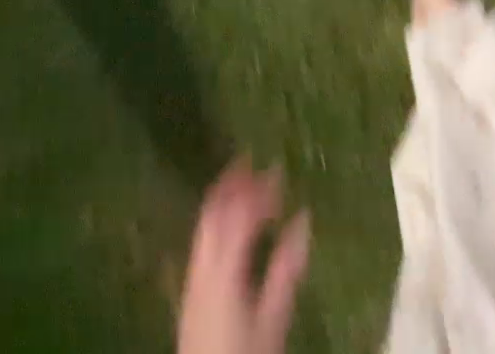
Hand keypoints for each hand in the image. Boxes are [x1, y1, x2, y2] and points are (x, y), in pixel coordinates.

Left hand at [177, 162, 310, 353]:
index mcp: (225, 264)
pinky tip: (229, 218)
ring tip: (241, 178)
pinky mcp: (190, 282)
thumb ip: (286, 268)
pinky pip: (202, 234)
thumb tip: (303, 219)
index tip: (276, 167)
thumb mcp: (273, 314)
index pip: (241, 212)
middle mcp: (203, 260)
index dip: (257, 186)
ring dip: (223, 195)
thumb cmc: (246, 350)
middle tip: (253, 160)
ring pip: (205, 220)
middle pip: (214, 208)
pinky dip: (216, 215)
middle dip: (233, 181)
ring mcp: (192, 270)